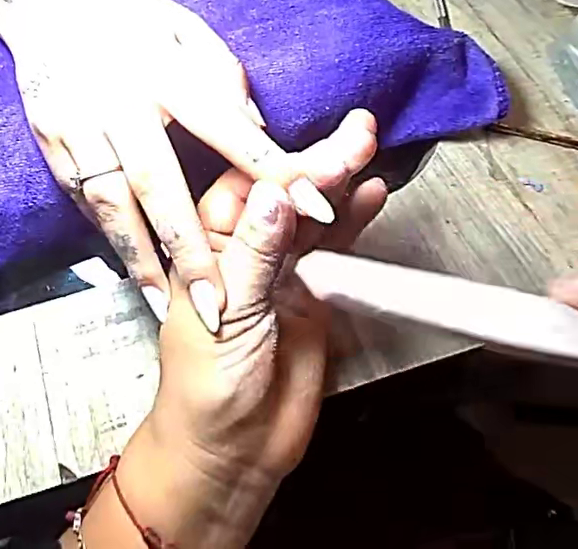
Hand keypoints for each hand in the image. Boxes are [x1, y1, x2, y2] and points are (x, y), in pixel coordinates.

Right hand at [0, 0, 327, 331]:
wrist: (45, 4)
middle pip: (158, 184)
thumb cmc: (125, 14)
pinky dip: (104, 230)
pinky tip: (127, 258)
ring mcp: (77, 123)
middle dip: (190, 249)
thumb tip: (254, 129)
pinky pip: (80, 192)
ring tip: (165, 304)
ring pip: (110, 200)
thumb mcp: (183, 28)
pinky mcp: (50, 137)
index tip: (313, 209)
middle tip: (220, 308)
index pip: (226, 127)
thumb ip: (222, 77)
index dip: (271, 170)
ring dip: (138, 256)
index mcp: (163, 71)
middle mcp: (118, 102)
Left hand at [89, 122, 388, 548]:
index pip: (247, 186)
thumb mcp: (228, 311)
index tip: (323, 148)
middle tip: (359, 129)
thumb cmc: (205, 379)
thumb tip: (274, 191)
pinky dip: (353, 222)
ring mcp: (279, 266)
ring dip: (339, 182)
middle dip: (318, 161)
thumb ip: (254, 252)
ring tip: (368, 145)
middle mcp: (244, 243)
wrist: (232, 448)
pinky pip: (334, 250)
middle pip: (282, 191)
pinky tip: (372, 194)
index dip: (283, 165)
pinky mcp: (311, 292)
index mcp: (206, 237)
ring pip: (311, 214)